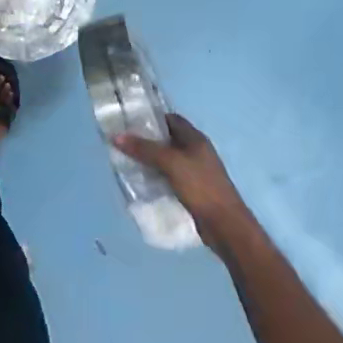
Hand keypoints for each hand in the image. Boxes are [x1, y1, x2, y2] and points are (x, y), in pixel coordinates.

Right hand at [114, 113, 251, 249]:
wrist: (225, 225)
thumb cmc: (200, 186)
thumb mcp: (171, 163)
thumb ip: (145, 149)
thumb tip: (117, 136)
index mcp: (195, 138)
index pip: (171, 119)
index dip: (152, 118)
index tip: (130, 122)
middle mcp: (196, 151)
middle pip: (168, 139)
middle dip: (148, 141)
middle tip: (125, 143)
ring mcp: (196, 171)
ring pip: (169, 160)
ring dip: (151, 160)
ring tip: (128, 162)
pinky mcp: (193, 190)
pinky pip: (171, 177)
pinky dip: (158, 177)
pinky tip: (143, 182)